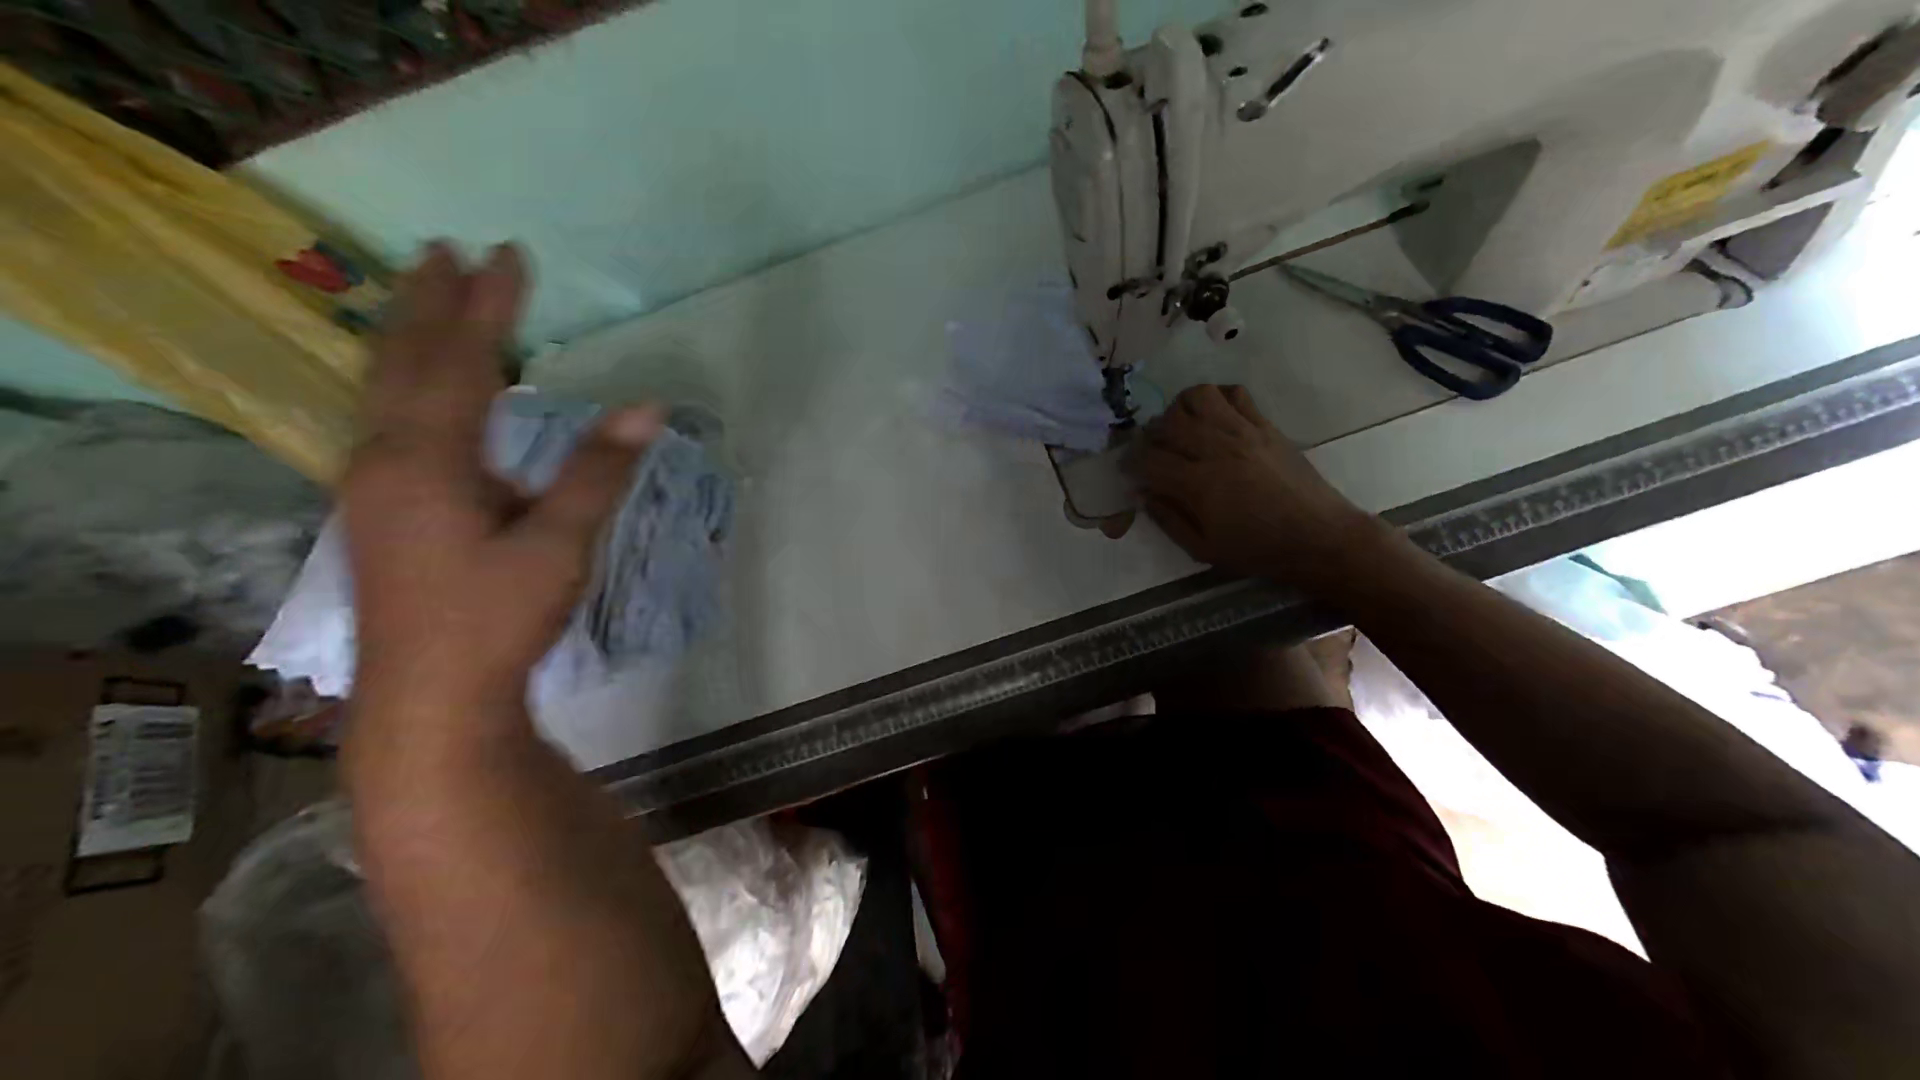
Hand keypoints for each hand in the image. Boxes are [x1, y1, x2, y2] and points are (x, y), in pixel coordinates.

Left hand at [343, 242, 662, 711]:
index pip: (461, 364)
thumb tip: (648, 407)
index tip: (508, 255)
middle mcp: (384, 461)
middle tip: (443, 251)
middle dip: (427, 305)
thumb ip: (598, 472)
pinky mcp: (379, 511)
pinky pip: (386, 421)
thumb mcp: (559, 546)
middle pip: (402, 363)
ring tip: (426, 299)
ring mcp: (373, 487)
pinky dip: (404, 382)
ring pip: (384, 392)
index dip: (487, 307)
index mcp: (426, 462)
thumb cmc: (497, 620)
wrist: (432, 697)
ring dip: (408, 339)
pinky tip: (419, 389)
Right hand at [1136, 384, 1386, 583]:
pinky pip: (1235, 393)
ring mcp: (1243, 432)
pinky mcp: (1266, 426)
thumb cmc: (1258, 550)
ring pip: (1198, 396)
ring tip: (1183, 428)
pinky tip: (1215, 419)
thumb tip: (1145, 496)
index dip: (1131, 462)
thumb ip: (1169, 521)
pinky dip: (1217, 399)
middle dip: (1150, 436)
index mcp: (1198, 484)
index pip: (1149, 459)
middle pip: (1168, 423)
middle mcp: (1217, 449)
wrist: (1318, 537)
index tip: (1128, 470)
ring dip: (1181, 409)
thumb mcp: (1203, 549)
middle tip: (1153, 452)